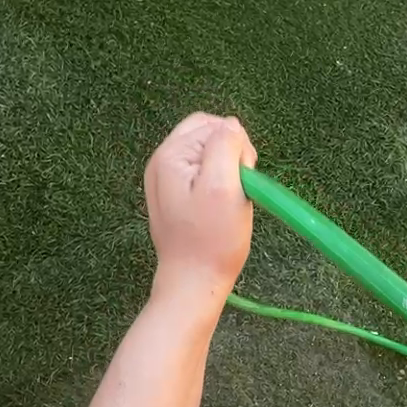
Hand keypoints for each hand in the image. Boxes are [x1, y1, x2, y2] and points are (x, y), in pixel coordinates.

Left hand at [144, 113, 256, 302]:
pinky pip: (203, 172)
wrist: (194, 282)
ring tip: (231, 197)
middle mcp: (163, 161)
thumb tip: (231, 124)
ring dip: (228, 168)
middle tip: (239, 186)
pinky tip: (222, 204)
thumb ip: (226, 145)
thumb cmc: (212, 238)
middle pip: (208, 134)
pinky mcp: (175, 195)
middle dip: (232, 153)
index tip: (243, 177)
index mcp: (170, 155)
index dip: (236, 146)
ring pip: (209, 153)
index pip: (213, 126)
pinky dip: (219, 181)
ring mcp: (166, 179)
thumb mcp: (224, 186)